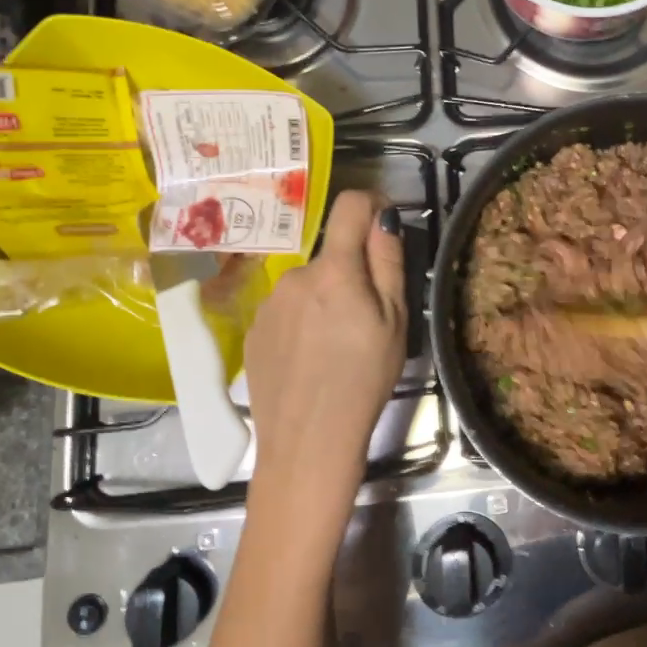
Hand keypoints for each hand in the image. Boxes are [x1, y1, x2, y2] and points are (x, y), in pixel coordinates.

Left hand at [243, 190, 406, 488]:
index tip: (385, 228)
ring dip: (325, 299)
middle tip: (368, 316)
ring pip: (308, 284)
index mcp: (334, 269)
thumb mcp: (394, 320)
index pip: (349, 206)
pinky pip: (286, 311)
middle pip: (331, 254)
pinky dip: (303, 322)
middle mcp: (294, 275)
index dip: (372, 205)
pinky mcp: (253, 331)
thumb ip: (388, 262)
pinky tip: (311, 360)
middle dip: (351, 271)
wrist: (307, 442)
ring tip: (338, 345)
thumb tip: (384, 217)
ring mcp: (268, 303)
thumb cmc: (364, 379)